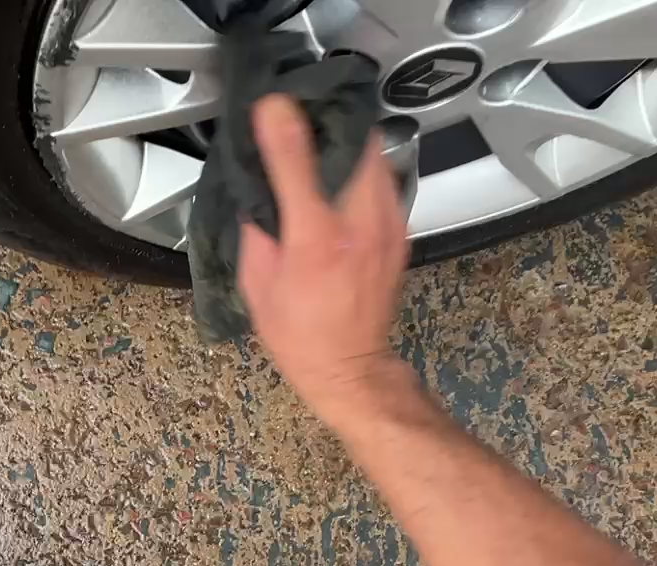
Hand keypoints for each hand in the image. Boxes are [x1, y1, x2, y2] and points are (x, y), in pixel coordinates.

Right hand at [238, 94, 412, 425]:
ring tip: (322, 151)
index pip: (298, 162)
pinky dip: (362, 171)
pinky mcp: (399, 232)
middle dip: (325, 125)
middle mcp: (359, 227)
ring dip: (346, 144)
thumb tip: (258, 190)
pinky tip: (342, 184)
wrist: (349, 368)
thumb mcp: (258, 287)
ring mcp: (387, 227)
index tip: (270, 107)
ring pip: (375, 153)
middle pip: (353, 140)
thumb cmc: (303, 337)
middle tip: (302, 126)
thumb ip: (256, 229)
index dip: (281, 126)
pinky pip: (384, 180)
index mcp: (315, 241)